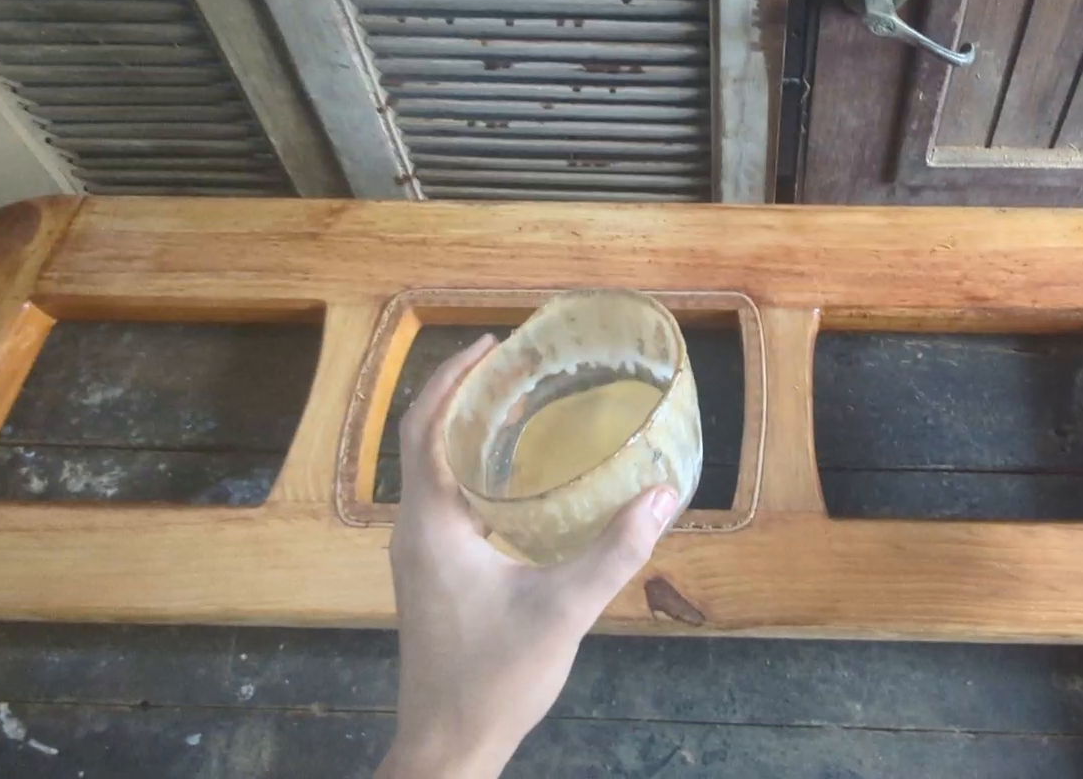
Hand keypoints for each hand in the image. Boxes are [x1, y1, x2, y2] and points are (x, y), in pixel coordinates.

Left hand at [377, 336, 679, 778]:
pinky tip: (520, 469)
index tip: (491, 344)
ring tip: (522, 400)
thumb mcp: (563, 611)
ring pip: (435, 466)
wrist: (447, 749)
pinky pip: (447, 493)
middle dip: (464, 392)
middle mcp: (416, 528)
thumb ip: (616, 551)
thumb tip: (666, 493)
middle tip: (518, 363)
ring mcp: (422, 550)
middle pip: (426, 438)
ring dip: (468, 426)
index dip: (452, 378)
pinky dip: (474, 462)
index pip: (425, 428)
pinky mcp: (434, 568)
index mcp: (432, 525)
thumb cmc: (494, 678)